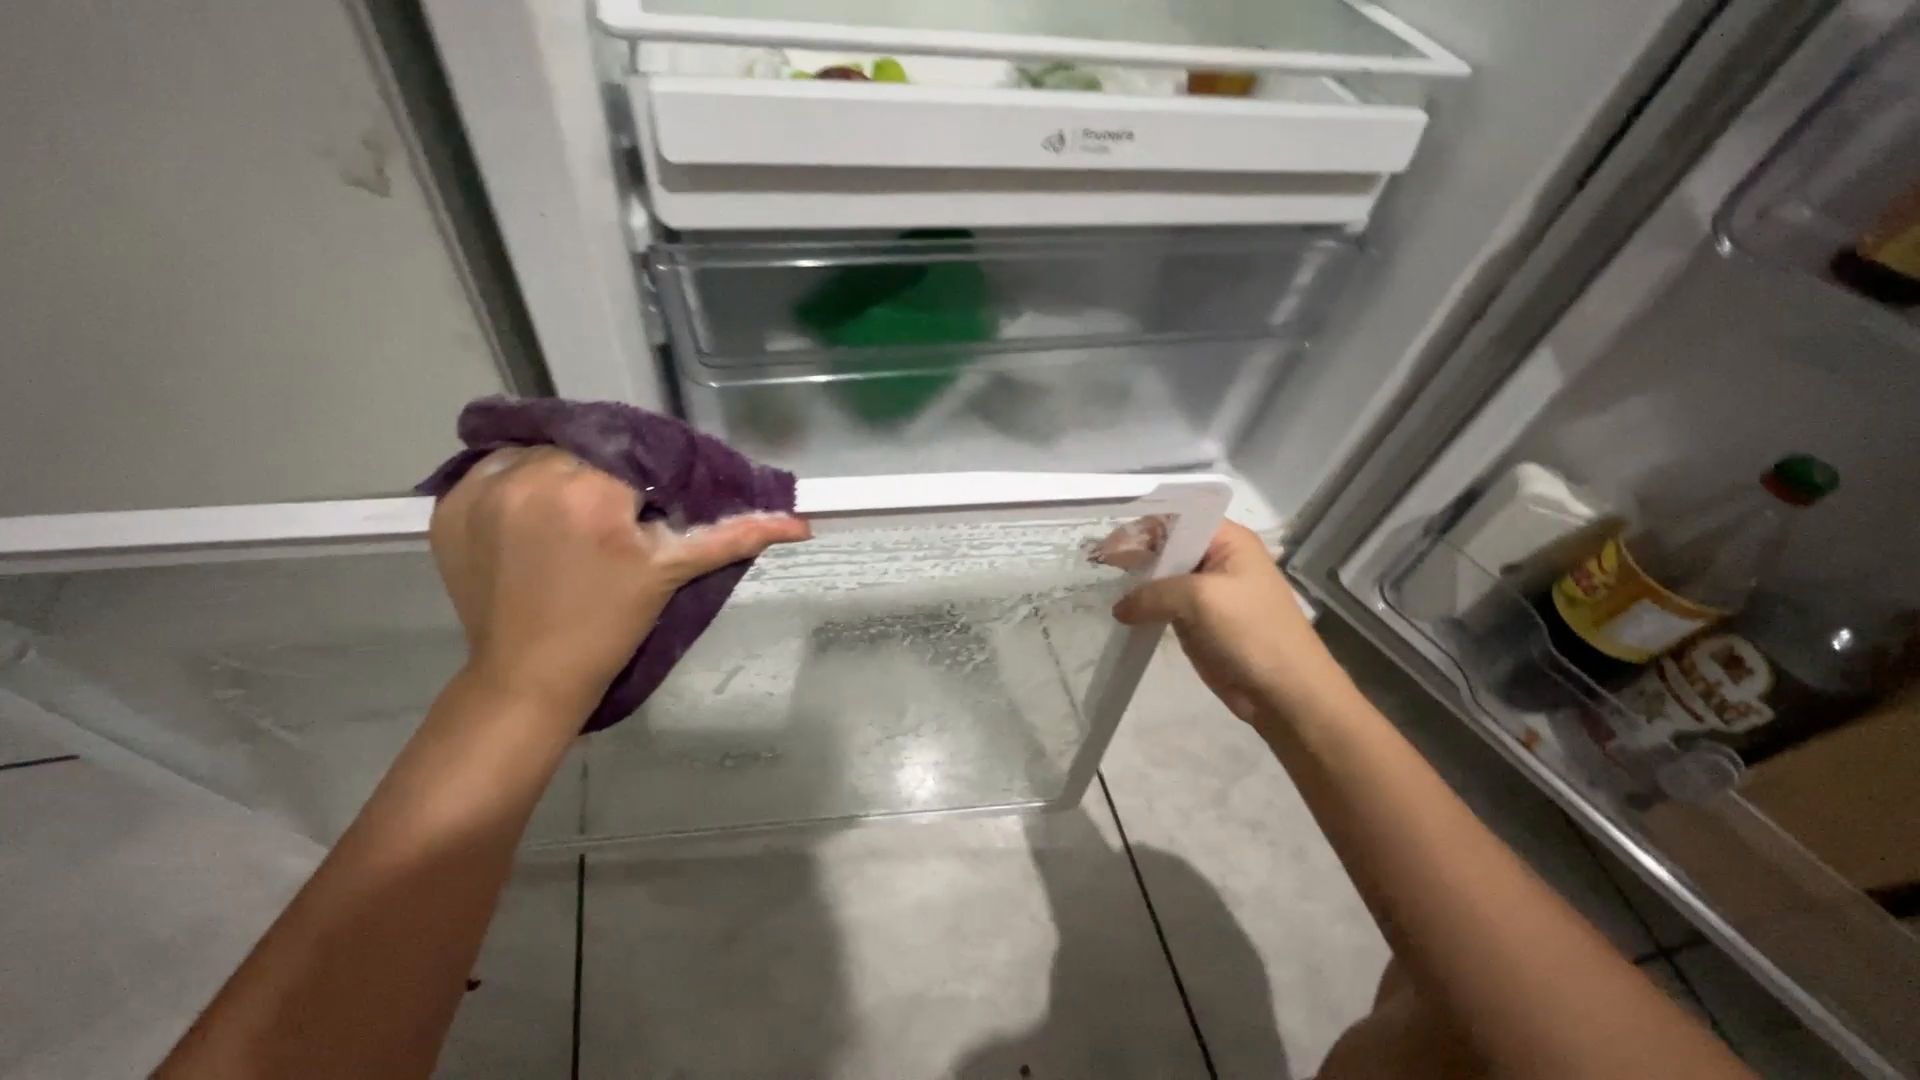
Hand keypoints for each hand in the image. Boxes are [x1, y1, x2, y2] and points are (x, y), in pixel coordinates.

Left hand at [428, 446, 810, 720]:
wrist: (528, 675)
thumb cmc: (610, 626)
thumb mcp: (673, 573)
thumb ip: (735, 536)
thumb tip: (802, 524)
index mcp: (593, 494)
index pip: (633, 450)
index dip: (646, 475)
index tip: (648, 501)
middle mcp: (534, 479)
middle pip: (585, 447)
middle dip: (603, 472)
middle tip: (612, 512)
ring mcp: (484, 491)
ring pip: (539, 450)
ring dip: (559, 471)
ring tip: (571, 513)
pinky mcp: (450, 505)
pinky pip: (492, 468)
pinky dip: (516, 481)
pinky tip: (530, 516)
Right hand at [1113, 522, 1355, 731]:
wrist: (1284, 692)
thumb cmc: (1251, 632)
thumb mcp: (1201, 599)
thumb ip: (1153, 593)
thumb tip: (1119, 608)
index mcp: (1228, 540)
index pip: (1177, 518)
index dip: (1141, 526)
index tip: (1107, 543)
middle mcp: (1217, 558)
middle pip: (1167, 545)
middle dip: (1133, 552)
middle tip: (1094, 563)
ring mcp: (1207, 591)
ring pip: (1162, 576)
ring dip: (1135, 580)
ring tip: (1098, 581)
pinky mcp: (1198, 620)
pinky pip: (1163, 605)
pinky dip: (1143, 606)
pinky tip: (1118, 610)